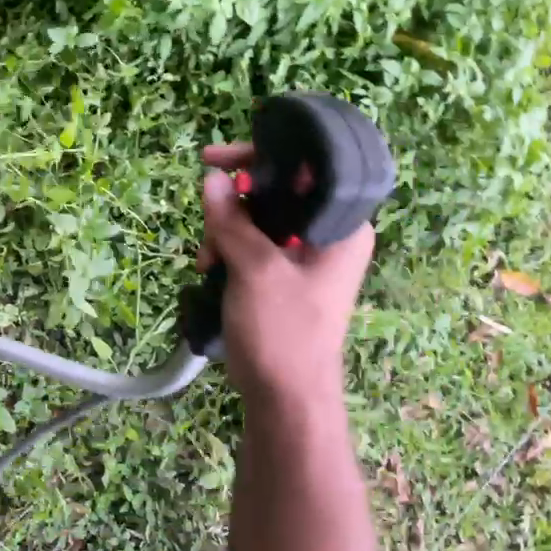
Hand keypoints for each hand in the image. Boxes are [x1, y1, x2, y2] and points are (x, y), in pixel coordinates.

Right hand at [198, 143, 373, 410]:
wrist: (285, 394)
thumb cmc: (282, 332)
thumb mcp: (254, 271)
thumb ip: (232, 222)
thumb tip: (211, 178)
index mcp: (343, 226)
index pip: (307, 167)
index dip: (261, 156)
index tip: (213, 159)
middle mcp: (329, 235)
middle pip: (275, 193)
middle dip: (232, 206)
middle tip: (208, 234)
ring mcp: (305, 258)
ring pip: (256, 221)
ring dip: (224, 234)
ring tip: (208, 264)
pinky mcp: (282, 277)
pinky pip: (251, 246)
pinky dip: (228, 252)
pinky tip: (211, 271)